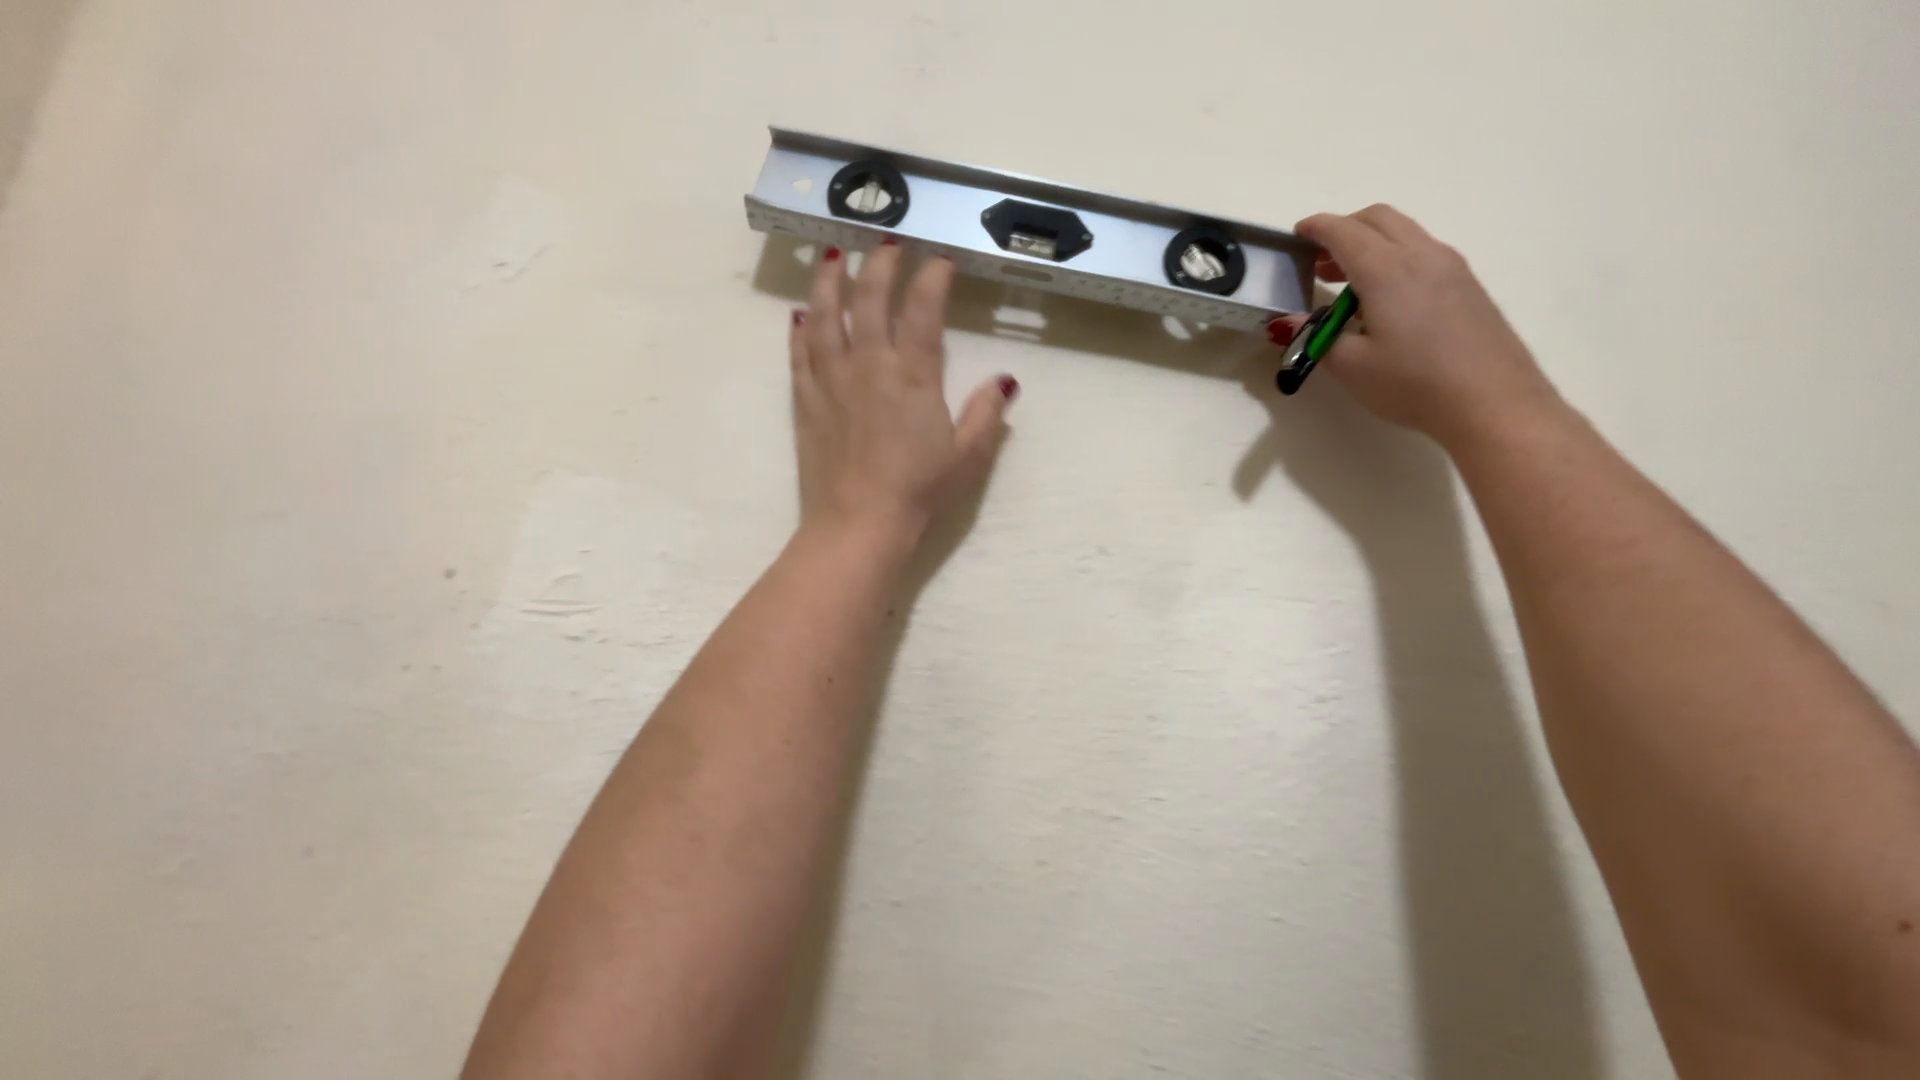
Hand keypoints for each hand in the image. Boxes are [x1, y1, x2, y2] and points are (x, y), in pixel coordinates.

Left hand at [789, 241, 1017, 543]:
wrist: (857, 524)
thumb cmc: (917, 492)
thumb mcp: (966, 456)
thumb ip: (986, 414)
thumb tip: (1004, 380)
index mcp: (912, 375)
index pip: (922, 310)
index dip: (932, 278)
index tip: (940, 260)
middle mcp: (868, 365)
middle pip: (869, 299)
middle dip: (880, 264)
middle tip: (888, 242)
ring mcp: (831, 380)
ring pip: (825, 316)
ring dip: (830, 281)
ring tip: (834, 257)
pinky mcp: (805, 401)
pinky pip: (799, 354)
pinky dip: (800, 329)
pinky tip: (801, 314)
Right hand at [1274, 205, 1561, 445]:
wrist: (1493, 401)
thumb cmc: (1413, 384)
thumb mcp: (1351, 366)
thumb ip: (1316, 336)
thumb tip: (1285, 322)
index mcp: (1386, 270)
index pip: (1344, 231)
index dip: (1316, 227)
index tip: (1297, 233)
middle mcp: (1421, 255)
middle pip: (1378, 219)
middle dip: (1344, 229)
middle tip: (1319, 259)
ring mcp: (1451, 266)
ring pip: (1404, 233)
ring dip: (1370, 243)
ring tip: (1347, 281)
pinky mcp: (1467, 284)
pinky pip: (1423, 252)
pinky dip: (1394, 257)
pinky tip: (1385, 298)